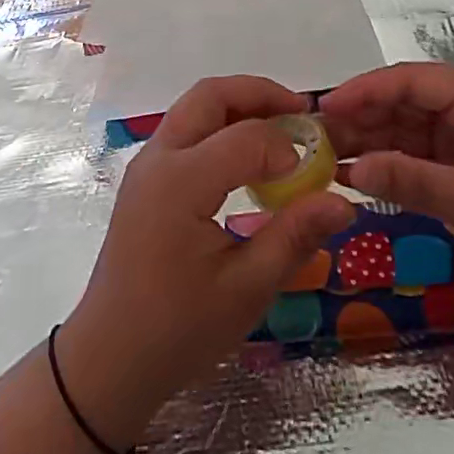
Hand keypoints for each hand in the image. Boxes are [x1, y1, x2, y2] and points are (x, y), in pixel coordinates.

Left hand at [58, 77, 355, 445]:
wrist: (109, 359)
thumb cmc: (177, 329)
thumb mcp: (246, 289)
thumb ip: (295, 236)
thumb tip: (344, 202)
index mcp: (180, 182)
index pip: (245, 137)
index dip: (285, 148)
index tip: (311, 176)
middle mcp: (159, 159)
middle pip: (211, 95)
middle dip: (261, 94)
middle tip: (302, 114)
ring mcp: (148, 165)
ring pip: (197, 106)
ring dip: (241, 106)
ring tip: (282, 129)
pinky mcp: (148, 178)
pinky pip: (188, 129)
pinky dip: (224, 125)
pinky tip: (250, 158)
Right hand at [320, 63, 453, 332]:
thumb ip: (409, 179)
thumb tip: (347, 169)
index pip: (412, 81)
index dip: (365, 90)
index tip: (323, 108)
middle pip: (404, 103)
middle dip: (361, 117)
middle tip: (313, 138)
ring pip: (406, 131)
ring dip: (370, 142)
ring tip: (323, 157)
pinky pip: (417, 159)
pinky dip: (388, 166)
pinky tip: (355, 177)